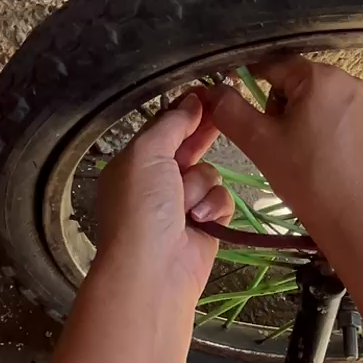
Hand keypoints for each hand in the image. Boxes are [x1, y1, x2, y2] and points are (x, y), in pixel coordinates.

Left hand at [95, 92, 233, 298]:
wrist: (153, 270)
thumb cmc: (141, 209)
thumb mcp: (146, 154)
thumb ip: (170, 125)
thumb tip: (191, 102)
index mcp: (135, 163)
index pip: (164, 128)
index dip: (186, 111)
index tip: (209, 92)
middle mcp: (157, 182)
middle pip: (189, 148)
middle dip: (203, 136)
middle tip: (227, 113)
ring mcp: (182, 204)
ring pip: (210, 174)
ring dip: (201, 185)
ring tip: (186, 206)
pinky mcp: (206, 224)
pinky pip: (221, 201)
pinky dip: (213, 208)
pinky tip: (201, 221)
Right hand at [200, 54, 362, 250]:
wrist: (358, 221)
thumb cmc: (308, 180)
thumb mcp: (260, 143)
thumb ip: (230, 111)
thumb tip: (213, 90)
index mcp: (321, 77)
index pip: (273, 65)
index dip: (249, 83)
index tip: (242, 111)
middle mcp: (349, 82)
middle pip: (297, 83)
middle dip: (279, 109)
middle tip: (277, 145)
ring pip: (317, 102)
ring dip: (300, 122)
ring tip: (300, 157)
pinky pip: (338, 119)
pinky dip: (323, 134)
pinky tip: (321, 162)